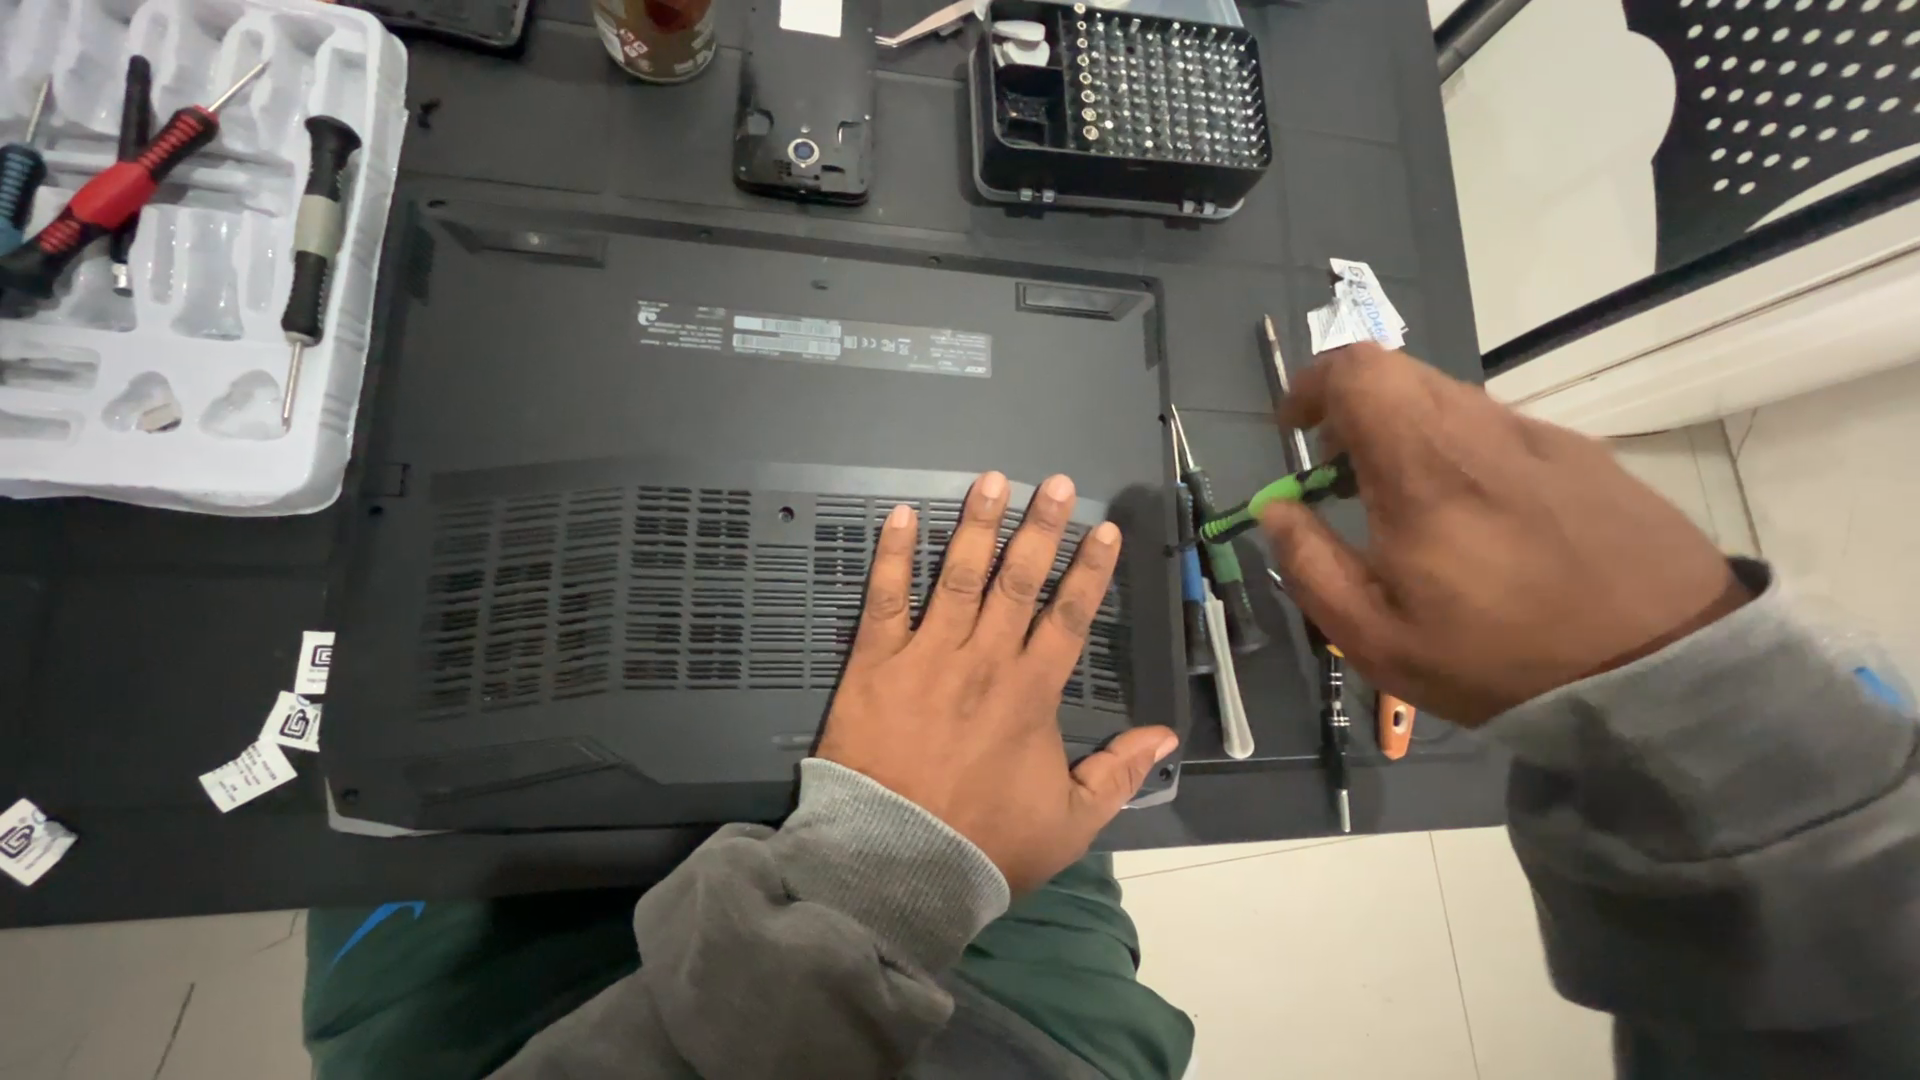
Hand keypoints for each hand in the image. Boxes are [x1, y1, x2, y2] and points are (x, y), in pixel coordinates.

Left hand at [817, 471, 1178, 893]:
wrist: (896, 863)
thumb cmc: (985, 844)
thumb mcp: (1070, 823)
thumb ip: (1119, 774)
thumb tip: (1166, 736)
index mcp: (1031, 692)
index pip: (1070, 616)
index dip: (1090, 570)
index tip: (1105, 530)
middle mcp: (984, 659)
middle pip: (1019, 580)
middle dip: (1041, 527)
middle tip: (1056, 483)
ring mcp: (928, 655)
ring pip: (958, 575)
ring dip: (977, 524)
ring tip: (991, 480)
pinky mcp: (876, 662)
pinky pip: (885, 599)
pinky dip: (892, 556)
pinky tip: (899, 515)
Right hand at [1261, 344, 1749, 726]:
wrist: (1666, 676)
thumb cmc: (1498, 659)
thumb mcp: (1373, 635)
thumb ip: (1308, 562)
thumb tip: (1275, 508)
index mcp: (1424, 470)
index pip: (1359, 371)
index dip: (1312, 384)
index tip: (1295, 432)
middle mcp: (1483, 433)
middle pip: (1399, 374)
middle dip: (1350, 411)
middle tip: (1337, 474)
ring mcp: (1542, 439)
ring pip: (1448, 399)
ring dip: (1402, 431)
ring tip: (1400, 501)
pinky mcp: (1584, 456)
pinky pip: (1496, 429)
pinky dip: (1456, 449)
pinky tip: (1469, 516)